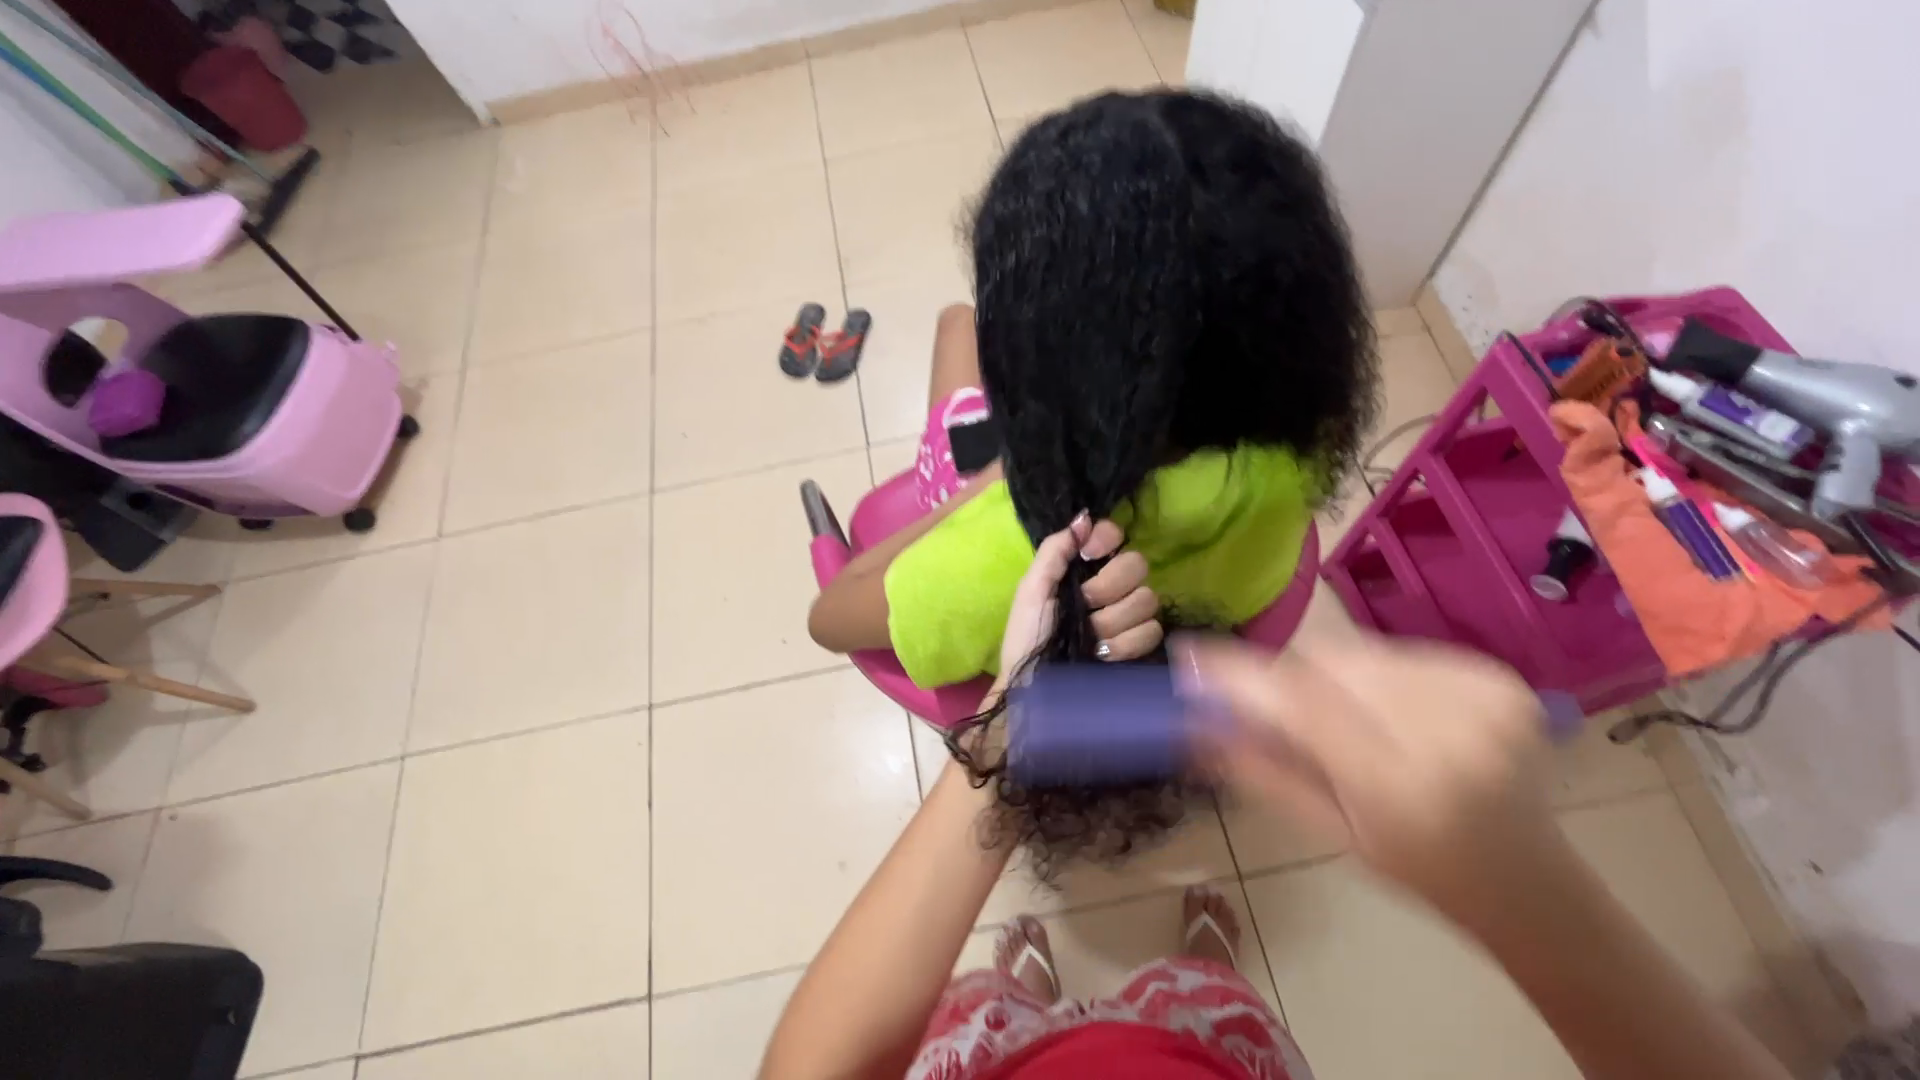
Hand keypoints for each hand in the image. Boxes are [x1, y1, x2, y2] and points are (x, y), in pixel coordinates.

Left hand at [999, 516, 1162, 673]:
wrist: (1035, 685)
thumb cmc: (1028, 635)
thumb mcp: (1032, 589)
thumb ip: (1054, 550)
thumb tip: (1082, 517)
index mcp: (1084, 567)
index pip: (1114, 534)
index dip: (1107, 539)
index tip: (1088, 555)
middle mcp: (1111, 585)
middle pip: (1138, 564)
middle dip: (1108, 587)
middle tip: (1085, 604)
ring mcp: (1128, 615)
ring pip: (1147, 599)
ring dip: (1112, 620)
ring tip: (1090, 635)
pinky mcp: (1140, 644)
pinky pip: (1152, 631)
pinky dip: (1124, 643)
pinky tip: (1103, 653)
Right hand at [1183, 634, 1562, 929]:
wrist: (1527, 879)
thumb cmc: (1416, 867)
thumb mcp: (1329, 830)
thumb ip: (1260, 769)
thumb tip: (1193, 722)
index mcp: (1402, 786)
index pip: (1303, 705)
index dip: (1242, 674)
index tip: (1192, 655)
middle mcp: (1449, 733)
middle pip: (1331, 665)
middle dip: (1293, 677)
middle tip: (1280, 704)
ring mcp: (1483, 699)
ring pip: (1364, 653)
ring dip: (1338, 675)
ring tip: (1353, 719)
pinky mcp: (1499, 679)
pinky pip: (1405, 653)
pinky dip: (1382, 674)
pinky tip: (1397, 713)